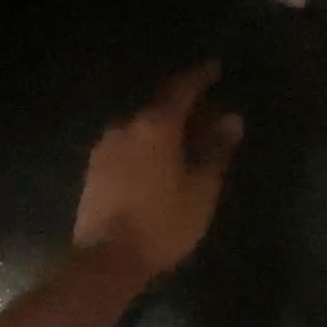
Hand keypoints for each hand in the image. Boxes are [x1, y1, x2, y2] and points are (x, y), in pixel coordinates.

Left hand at [73, 63, 243, 278]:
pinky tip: (158, 162)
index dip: (200, 76)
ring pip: (141, 126)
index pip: (181, 88)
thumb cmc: (162, 223)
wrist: (106, 259)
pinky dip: (147, 145)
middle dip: (184, 107)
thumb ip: (216, 150)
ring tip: (185, 142)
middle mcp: (127, 126)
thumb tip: (231, 118)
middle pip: (159, 106)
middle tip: (207, 115)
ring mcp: (106, 146)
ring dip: (164, 128)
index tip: (215, 68)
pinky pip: (128, 144)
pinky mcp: (94, 168)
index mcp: (155, 125)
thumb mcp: (201, 189)